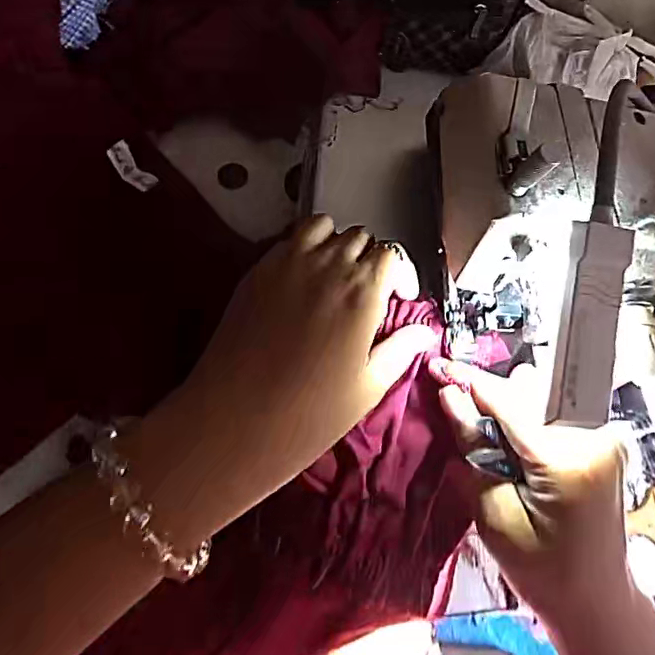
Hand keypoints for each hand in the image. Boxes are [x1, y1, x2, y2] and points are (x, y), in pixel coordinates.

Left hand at [168, 216, 431, 506]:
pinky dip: (303, 247)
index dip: (398, 274)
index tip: (396, 297)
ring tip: (334, 277)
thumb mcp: (368, 387)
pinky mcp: (258, 271)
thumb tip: (424, 331)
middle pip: (361, 238)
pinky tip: (302, 279)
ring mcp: (289, 264)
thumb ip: (401, 349)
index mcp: (362, 292)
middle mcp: (328, 267)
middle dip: (369, 259)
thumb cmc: (307, 414)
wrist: (230, 426)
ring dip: (336, 245)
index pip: (392, 254)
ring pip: (325, 228)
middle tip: (365, 292)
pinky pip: (290, 239)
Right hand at [431, 359, 633, 622]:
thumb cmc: (545, 574)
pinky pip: (557, 410)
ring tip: (497, 444)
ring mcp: (606, 434)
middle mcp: (594, 435)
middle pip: (529, 391)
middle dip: (492, 398)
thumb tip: (452, 398)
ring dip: (513, 408)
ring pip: (543, 395)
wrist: (598, 601)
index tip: (441, 367)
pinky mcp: (606, 437)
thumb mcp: (496, 520)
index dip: (471, 383)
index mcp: (567, 460)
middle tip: (462, 412)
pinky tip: (519, 449)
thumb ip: (474, 452)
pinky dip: (532, 421)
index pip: (510, 402)